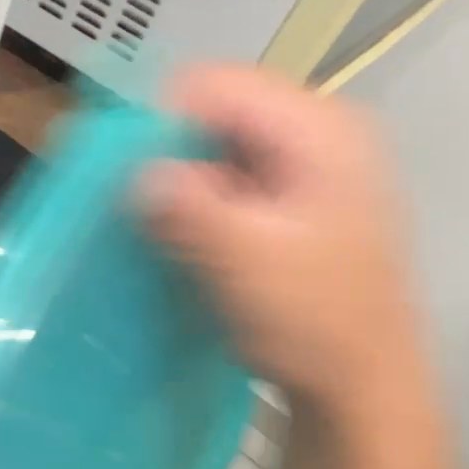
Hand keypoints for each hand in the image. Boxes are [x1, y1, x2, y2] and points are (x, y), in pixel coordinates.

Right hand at [139, 64, 428, 418]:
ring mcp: (304, 175)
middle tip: (114, 205)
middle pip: (216, 117)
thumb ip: (192, 209)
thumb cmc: (312, 320)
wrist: (359, 381)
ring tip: (132, 227)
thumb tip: (134, 173)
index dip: (157, 120)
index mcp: (319, 132)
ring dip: (171, 187)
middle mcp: (316, 138)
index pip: (218, 87)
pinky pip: (225, 188)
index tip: (109, 170)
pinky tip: (165, 242)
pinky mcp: (288, 210)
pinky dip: (190, 209)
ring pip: (215, 155)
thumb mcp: (246, 261)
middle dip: (161, 155)